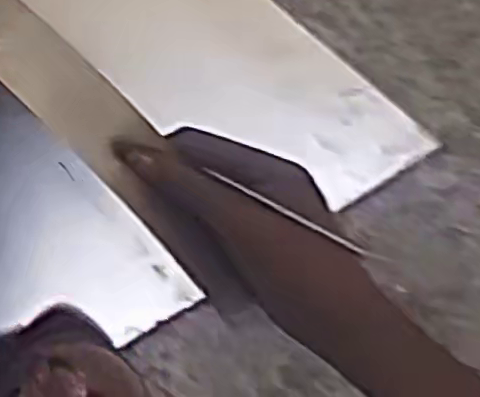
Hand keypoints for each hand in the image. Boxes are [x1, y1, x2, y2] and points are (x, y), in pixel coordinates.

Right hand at [119, 129, 377, 345]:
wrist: (350, 336)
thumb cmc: (306, 274)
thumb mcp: (236, 221)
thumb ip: (184, 183)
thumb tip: (134, 152)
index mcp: (272, 170)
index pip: (195, 143)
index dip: (159, 151)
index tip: (129, 161)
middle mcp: (268, 184)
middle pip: (196, 167)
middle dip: (167, 178)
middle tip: (144, 191)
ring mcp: (263, 211)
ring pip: (199, 192)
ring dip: (177, 202)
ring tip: (164, 217)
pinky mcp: (256, 235)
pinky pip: (208, 214)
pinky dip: (190, 220)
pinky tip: (185, 235)